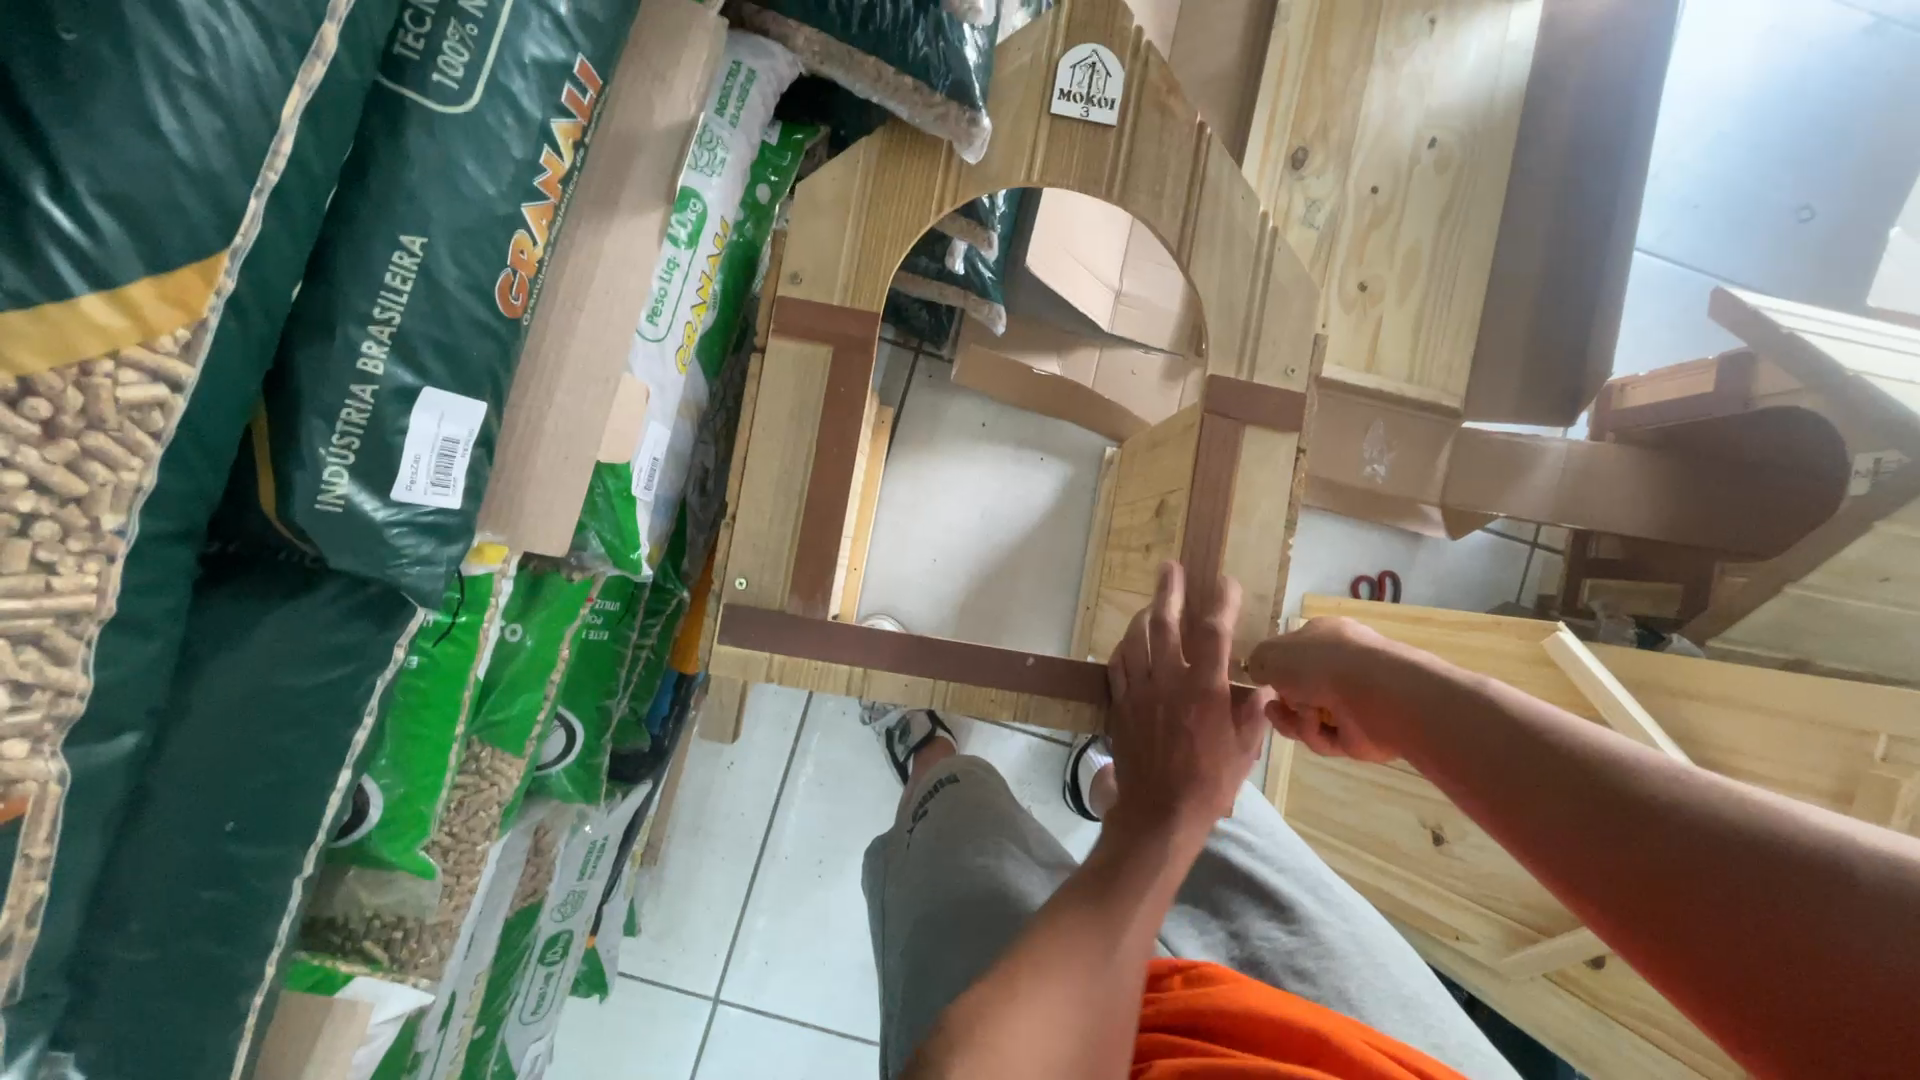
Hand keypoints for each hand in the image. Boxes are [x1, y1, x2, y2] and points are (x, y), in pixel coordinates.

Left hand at [1106, 562, 1274, 839]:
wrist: (1159, 812)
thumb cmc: (1209, 784)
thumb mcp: (1244, 751)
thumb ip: (1252, 713)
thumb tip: (1263, 687)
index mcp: (1205, 690)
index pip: (1214, 632)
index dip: (1221, 602)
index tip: (1226, 583)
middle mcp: (1169, 681)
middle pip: (1165, 624)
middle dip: (1169, 591)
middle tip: (1170, 568)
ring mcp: (1139, 691)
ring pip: (1135, 639)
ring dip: (1144, 615)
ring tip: (1152, 603)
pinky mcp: (1120, 705)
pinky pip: (1117, 664)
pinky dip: (1125, 647)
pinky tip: (1130, 642)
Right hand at [1245, 616, 1413, 762]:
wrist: (1375, 694)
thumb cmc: (1320, 663)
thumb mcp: (1270, 654)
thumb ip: (1258, 662)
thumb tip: (1259, 673)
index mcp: (1325, 637)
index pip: (1295, 650)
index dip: (1275, 666)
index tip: (1260, 680)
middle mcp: (1341, 665)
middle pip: (1300, 688)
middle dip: (1282, 699)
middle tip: (1272, 705)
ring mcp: (1353, 700)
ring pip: (1308, 715)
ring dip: (1292, 719)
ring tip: (1283, 715)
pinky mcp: (1360, 733)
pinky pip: (1324, 737)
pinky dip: (1314, 733)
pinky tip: (1313, 726)